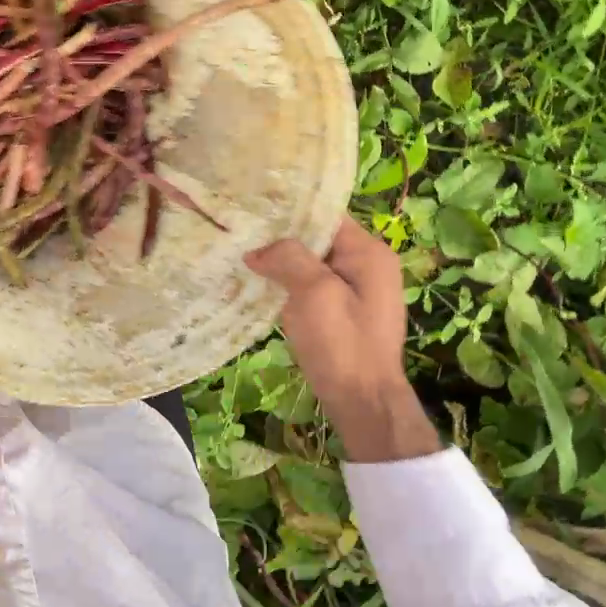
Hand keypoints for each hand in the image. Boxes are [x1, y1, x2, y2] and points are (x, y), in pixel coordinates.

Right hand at [245, 215, 440, 463]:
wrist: (361, 400)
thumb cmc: (343, 343)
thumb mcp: (314, 292)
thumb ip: (289, 258)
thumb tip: (257, 249)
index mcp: (368, 252)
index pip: (323, 214)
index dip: (287, 208)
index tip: (249, 206)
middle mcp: (365, 263)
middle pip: (314, 235)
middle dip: (277, 233)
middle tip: (236, 229)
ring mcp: (353, 286)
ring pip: (307, 258)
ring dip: (277, 258)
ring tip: (239, 250)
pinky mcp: (338, 307)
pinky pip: (306, 280)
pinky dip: (283, 278)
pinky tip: (255, 280)